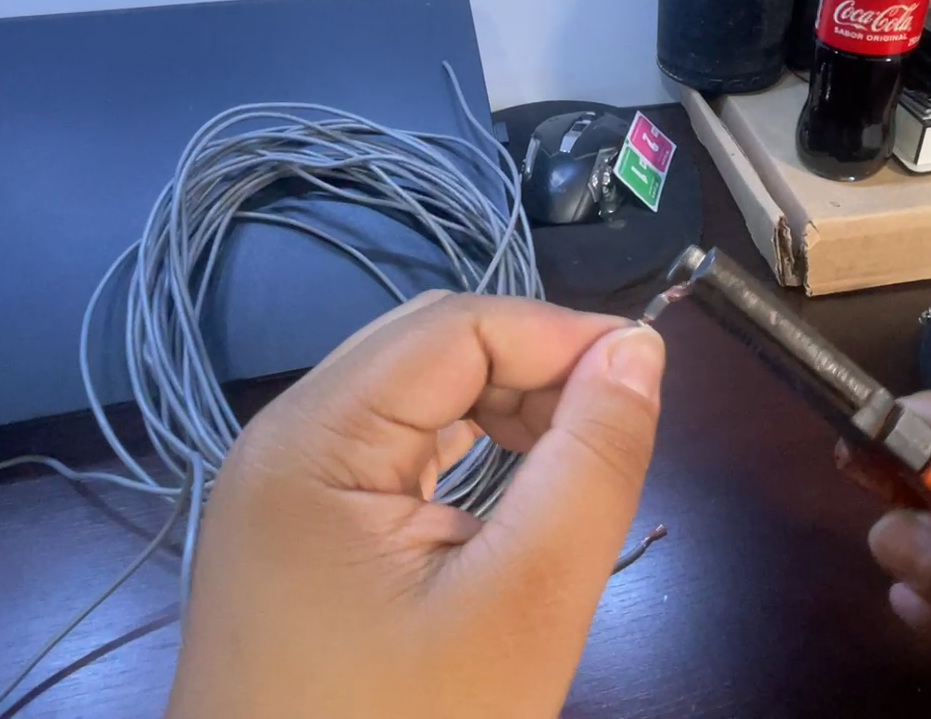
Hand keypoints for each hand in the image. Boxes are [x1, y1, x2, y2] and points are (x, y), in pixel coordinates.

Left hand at [167, 292, 664, 718]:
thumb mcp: (527, 601)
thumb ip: (593, 459)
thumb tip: (639, 347)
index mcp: (314, 438)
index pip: (457, 328)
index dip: (558, 334)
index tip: (642, 372)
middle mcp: (288, 434)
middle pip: (433, 345)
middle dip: (534, 364)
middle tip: (611, 418)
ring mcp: (290, 474)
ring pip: (422, 384)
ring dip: (509, 397)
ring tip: (571, 449)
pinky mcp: (309, 511)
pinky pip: (404, 434)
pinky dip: (474, 435)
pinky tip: (514, 473)